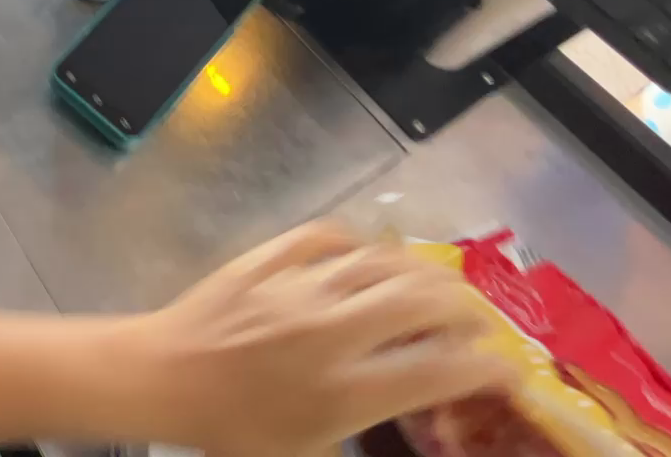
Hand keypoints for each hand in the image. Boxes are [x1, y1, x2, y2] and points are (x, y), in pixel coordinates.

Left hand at [113, 222, 514, 454]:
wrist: (165, 376)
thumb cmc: (234, 430)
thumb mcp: (307, 453)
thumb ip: (362, 431)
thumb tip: (403, 403)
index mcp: (346, 391)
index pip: (438, 370)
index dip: (485, 367)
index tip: (504, 368)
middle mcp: (328, 332)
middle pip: (416, 302)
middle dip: (462, 306)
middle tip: (475, 315)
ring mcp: (293, 288)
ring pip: (372, 262)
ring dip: (416, 268)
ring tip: (436, 279)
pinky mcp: (261, 261)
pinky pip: (316, 235)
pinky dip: (351, 238)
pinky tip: (365, 249)